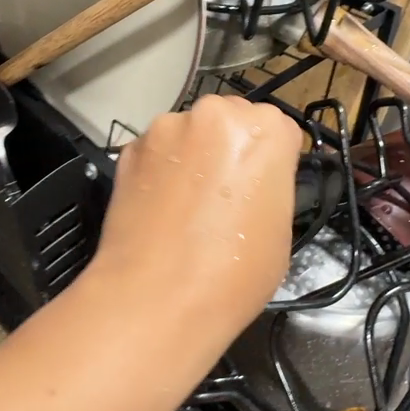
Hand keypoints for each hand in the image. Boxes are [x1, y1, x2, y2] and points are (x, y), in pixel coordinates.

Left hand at [83, 94, 302, 336]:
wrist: (157, 296)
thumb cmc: (234, 271)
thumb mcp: (281, 229)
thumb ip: (269, 186)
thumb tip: (252, 183)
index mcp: (263, 129)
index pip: (277, 129)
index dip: (270, 161)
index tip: (260, 187)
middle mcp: (212, 114)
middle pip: (227, 121)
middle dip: (226, 148)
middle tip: (223, 196)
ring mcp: (164, 128)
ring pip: (186, 135)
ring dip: (189, 157)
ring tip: (185, 207)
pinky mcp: (129, 149)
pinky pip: (154, 153)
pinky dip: (158, 172)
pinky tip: (159, 210)